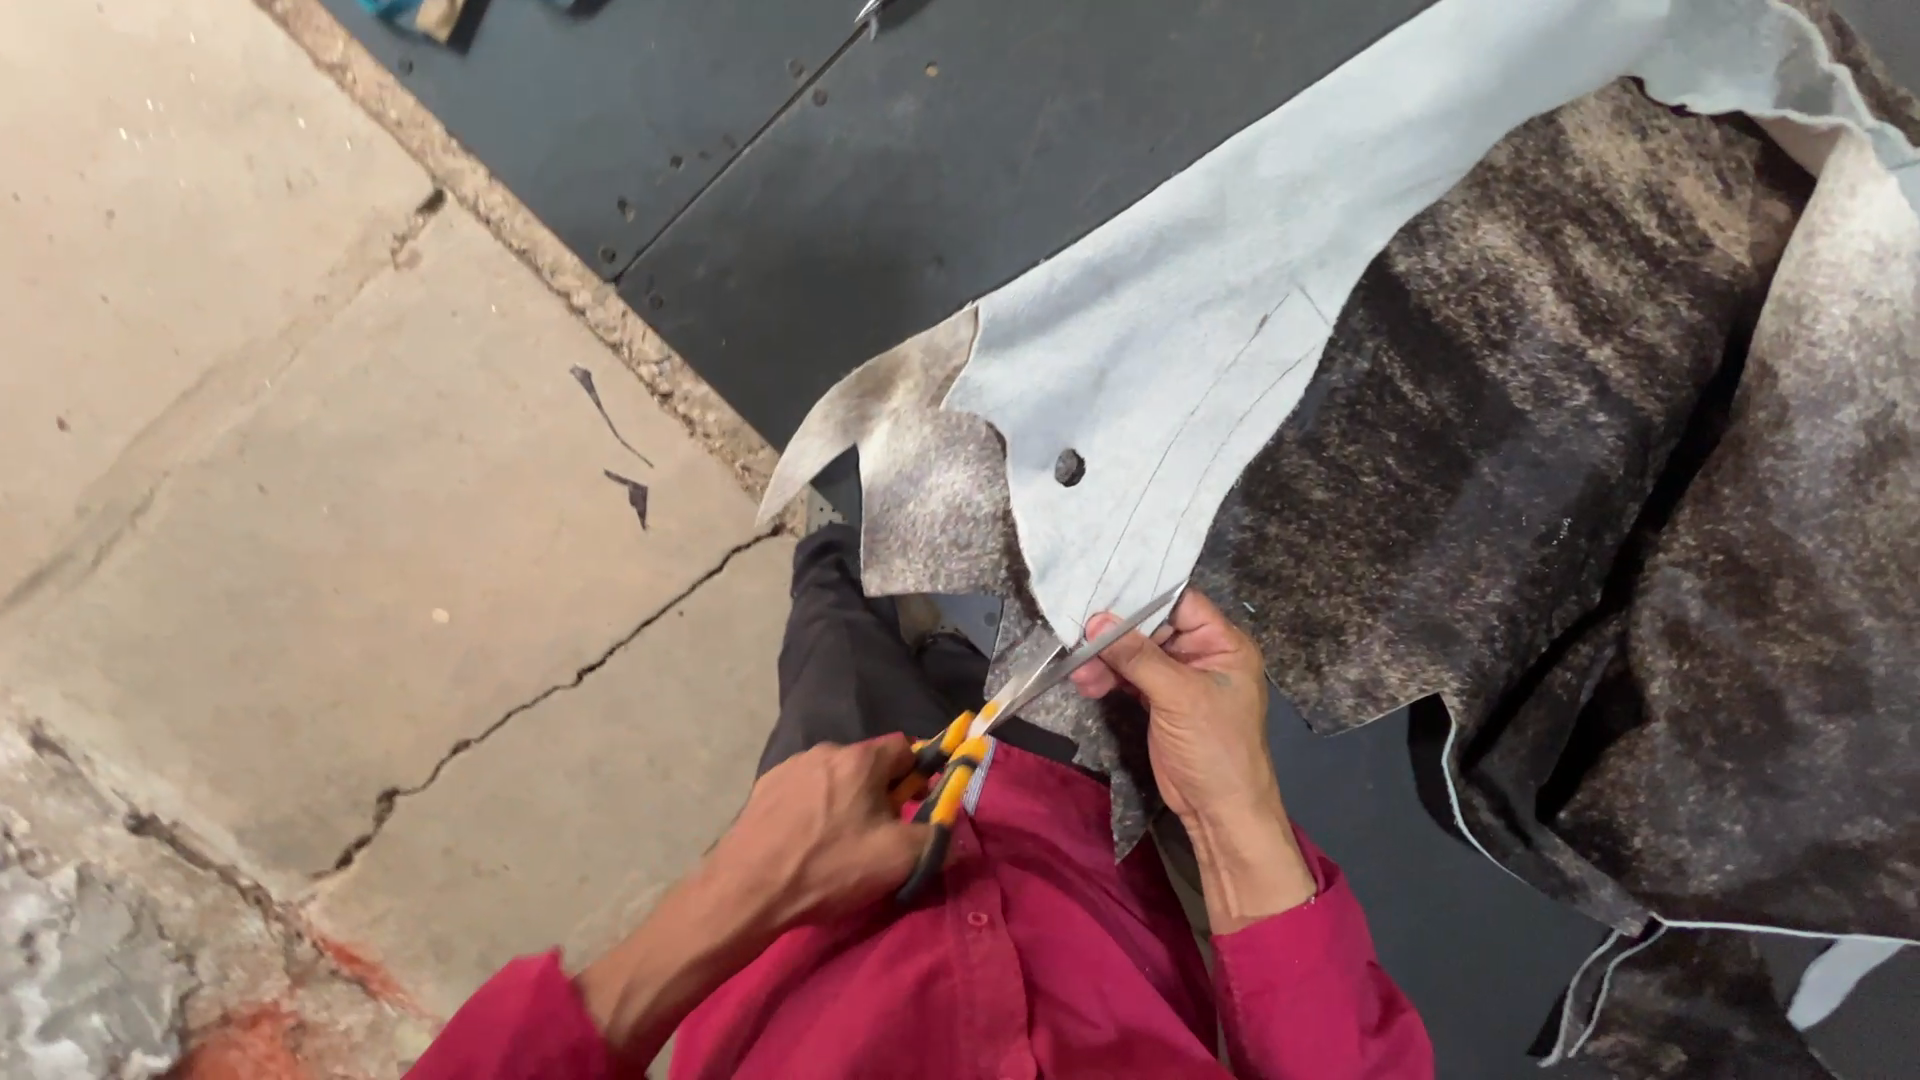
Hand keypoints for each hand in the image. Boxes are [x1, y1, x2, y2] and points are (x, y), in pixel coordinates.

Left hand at [574, 736, 927, 1065]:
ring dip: (847, 800)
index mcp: (860, 759)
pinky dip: (815, 807)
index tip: (918, 807)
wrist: (745, 892)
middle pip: (870, 764)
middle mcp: (825, 750)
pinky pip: (805, 789)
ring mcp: (790, 766)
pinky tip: (805, 842)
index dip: (920, 776)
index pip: (906, 748)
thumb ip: (938, 839)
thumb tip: (958, 832)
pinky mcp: (764, 788)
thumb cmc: (827, 869)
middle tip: (880, 835)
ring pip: (836, 776)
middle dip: (883, 793)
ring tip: (838, 844)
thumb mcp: (896, 860)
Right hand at [1070, 590, 1277, 824]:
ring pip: (1135, 654)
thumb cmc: (1215, 747)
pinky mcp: (1159, 700)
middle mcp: (1202, 654)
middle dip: (1116, 634)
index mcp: (1223, 644)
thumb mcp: (1178, 696)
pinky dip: (1108, 679)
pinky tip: (1086, 684)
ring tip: (1081, 672)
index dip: (1144, 597)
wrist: (1220, 812)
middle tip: (1081, 637)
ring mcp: (1179, 678)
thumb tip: (1097, 621)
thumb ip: (1137, 656)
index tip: (1103, 593)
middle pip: (1152, 628)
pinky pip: (1129, 677)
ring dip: (1106, 660)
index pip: (1181, 603)